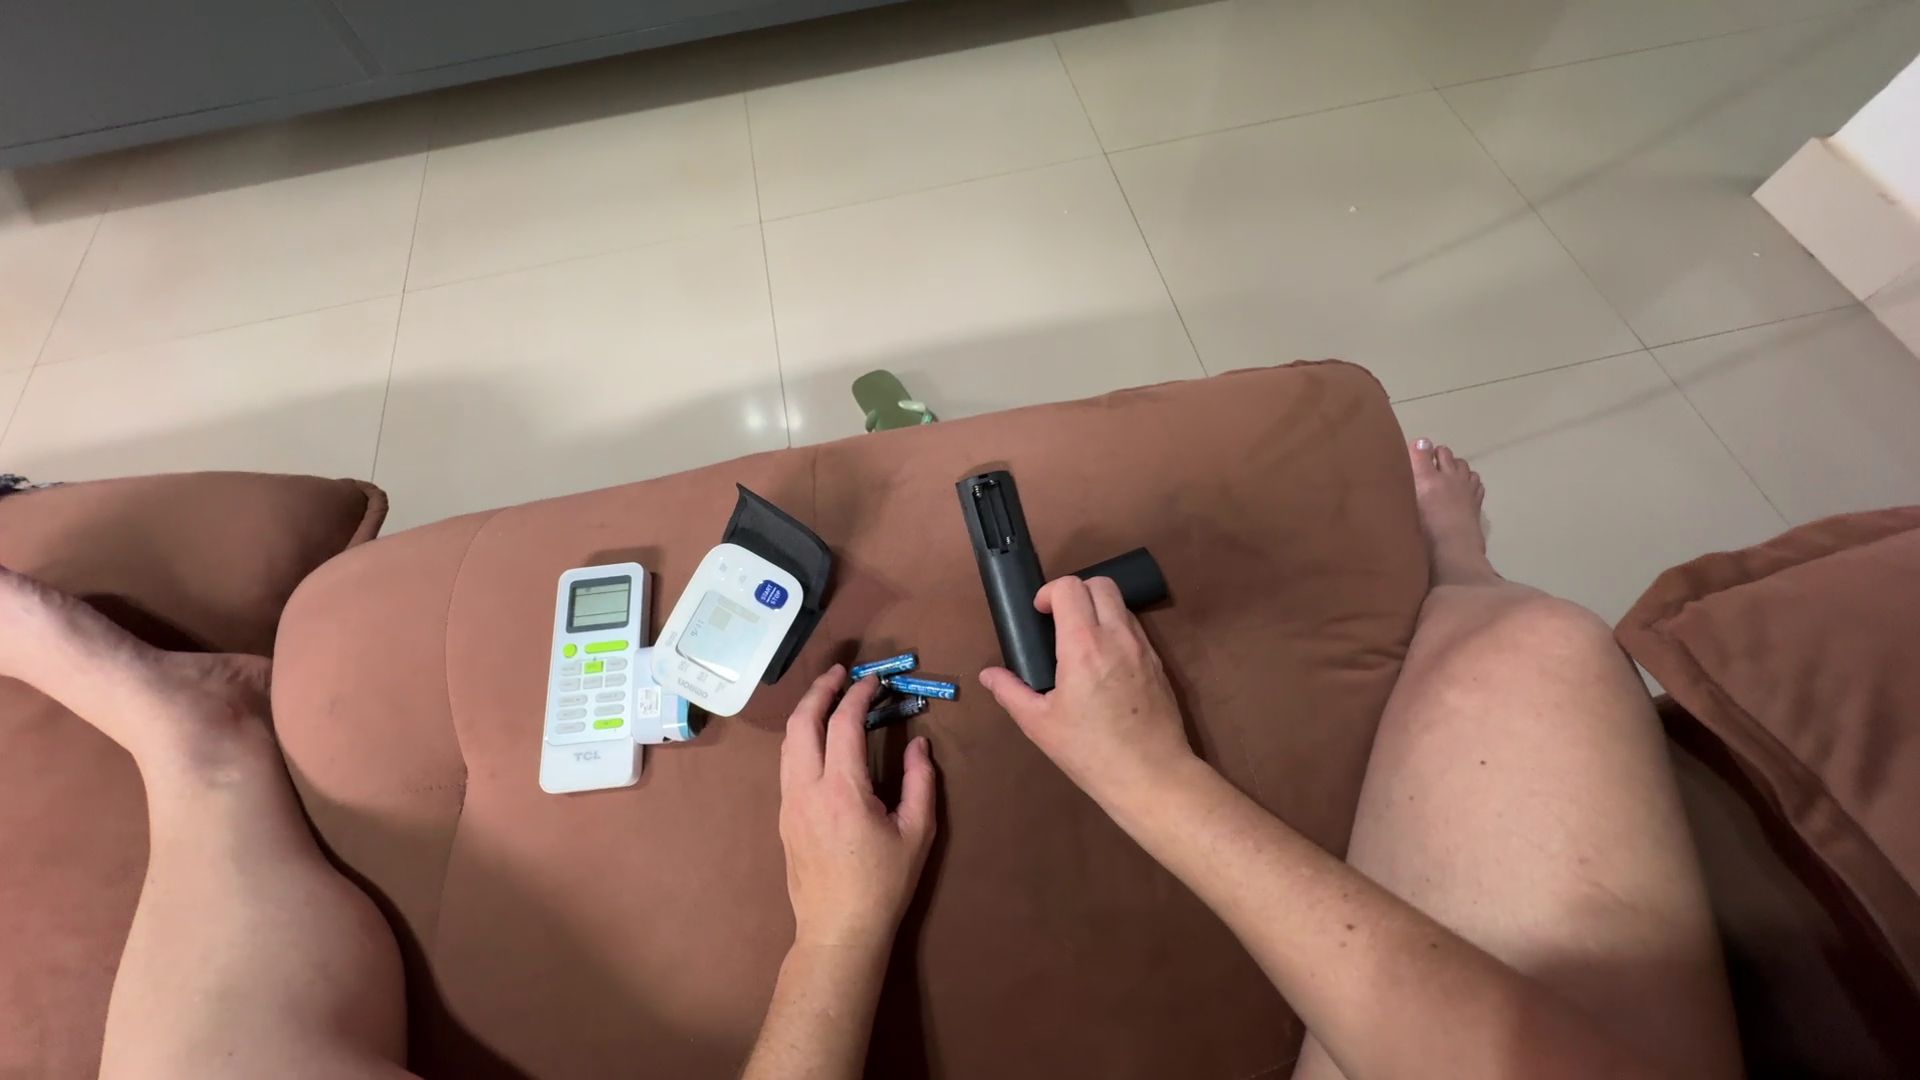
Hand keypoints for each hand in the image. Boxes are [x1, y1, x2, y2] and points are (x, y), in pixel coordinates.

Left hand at [778, 665, 936, 955]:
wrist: (837, 931)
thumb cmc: (883, 884)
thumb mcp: (917, 832)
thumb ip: (921, 782)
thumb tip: (919, 744)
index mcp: (842, 790)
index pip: (844, 723)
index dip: (859, 695)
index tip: (874, 680)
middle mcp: (807, 789)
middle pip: (802, 723)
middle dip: (820, 690)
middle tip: (840, 673)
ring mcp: (788, 803)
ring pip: (788, 742)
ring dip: (807, 712)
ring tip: (828, 695)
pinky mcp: (783, 816)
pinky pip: (788, 763)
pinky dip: (802, 737)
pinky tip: (819, 736)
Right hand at [978, 576, 1194, 807]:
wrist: (1153, 776)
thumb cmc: (1091, 752)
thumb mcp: (1039, 724)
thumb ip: (1010, 692)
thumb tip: (989, 675)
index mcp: (1083, 646)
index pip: (1070, 588)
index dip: (1049, 592)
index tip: (1040, 614)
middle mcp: (1117, 636)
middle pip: (1100, 583)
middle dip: (1076, 592)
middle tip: (1059, 621)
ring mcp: (1143, 648)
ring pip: (1121, 603)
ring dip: (1098, 609)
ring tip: (1082, 641)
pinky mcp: (1159, 663)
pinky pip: (1136, 628)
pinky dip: (1117, 629)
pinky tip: (1105, 662)